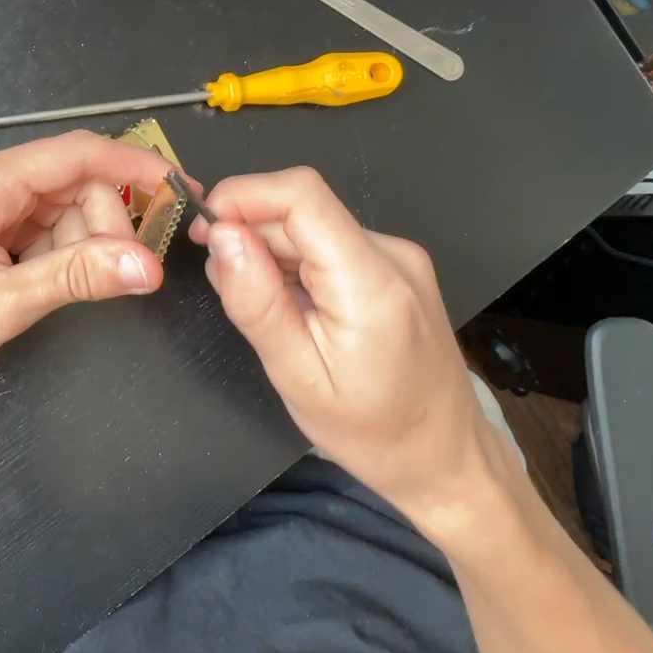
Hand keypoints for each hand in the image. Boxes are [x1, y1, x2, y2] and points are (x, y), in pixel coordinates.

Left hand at [0, 131, 179, 399]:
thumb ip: (74, 277)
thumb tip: (148, 265)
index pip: (76, 154)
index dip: (135, 166)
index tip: (183, 189)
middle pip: (71, 182)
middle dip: (105, 223)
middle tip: (120, 275)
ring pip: (56, 207)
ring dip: (79, 243)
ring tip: (66, 290)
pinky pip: (33, 228)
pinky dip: (53, 253)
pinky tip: (43, 286)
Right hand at [189, 168, 502, 529]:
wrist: (446, 458)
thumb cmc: (371, 432)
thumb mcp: (297, 377)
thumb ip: (256, 302)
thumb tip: (221, 236)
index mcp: (371, 282)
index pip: (301, 194)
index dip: (242, 196)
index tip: (205, 234)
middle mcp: (391, 253)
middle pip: (299, 210)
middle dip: (248, 234)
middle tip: (230, 291)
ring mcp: (397, 256)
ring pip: (309, 224)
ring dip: (269, 252)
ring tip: (268, 311)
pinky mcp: (394, 265)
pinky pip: (327, 241)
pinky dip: (294, 262)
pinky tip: (294, 308)